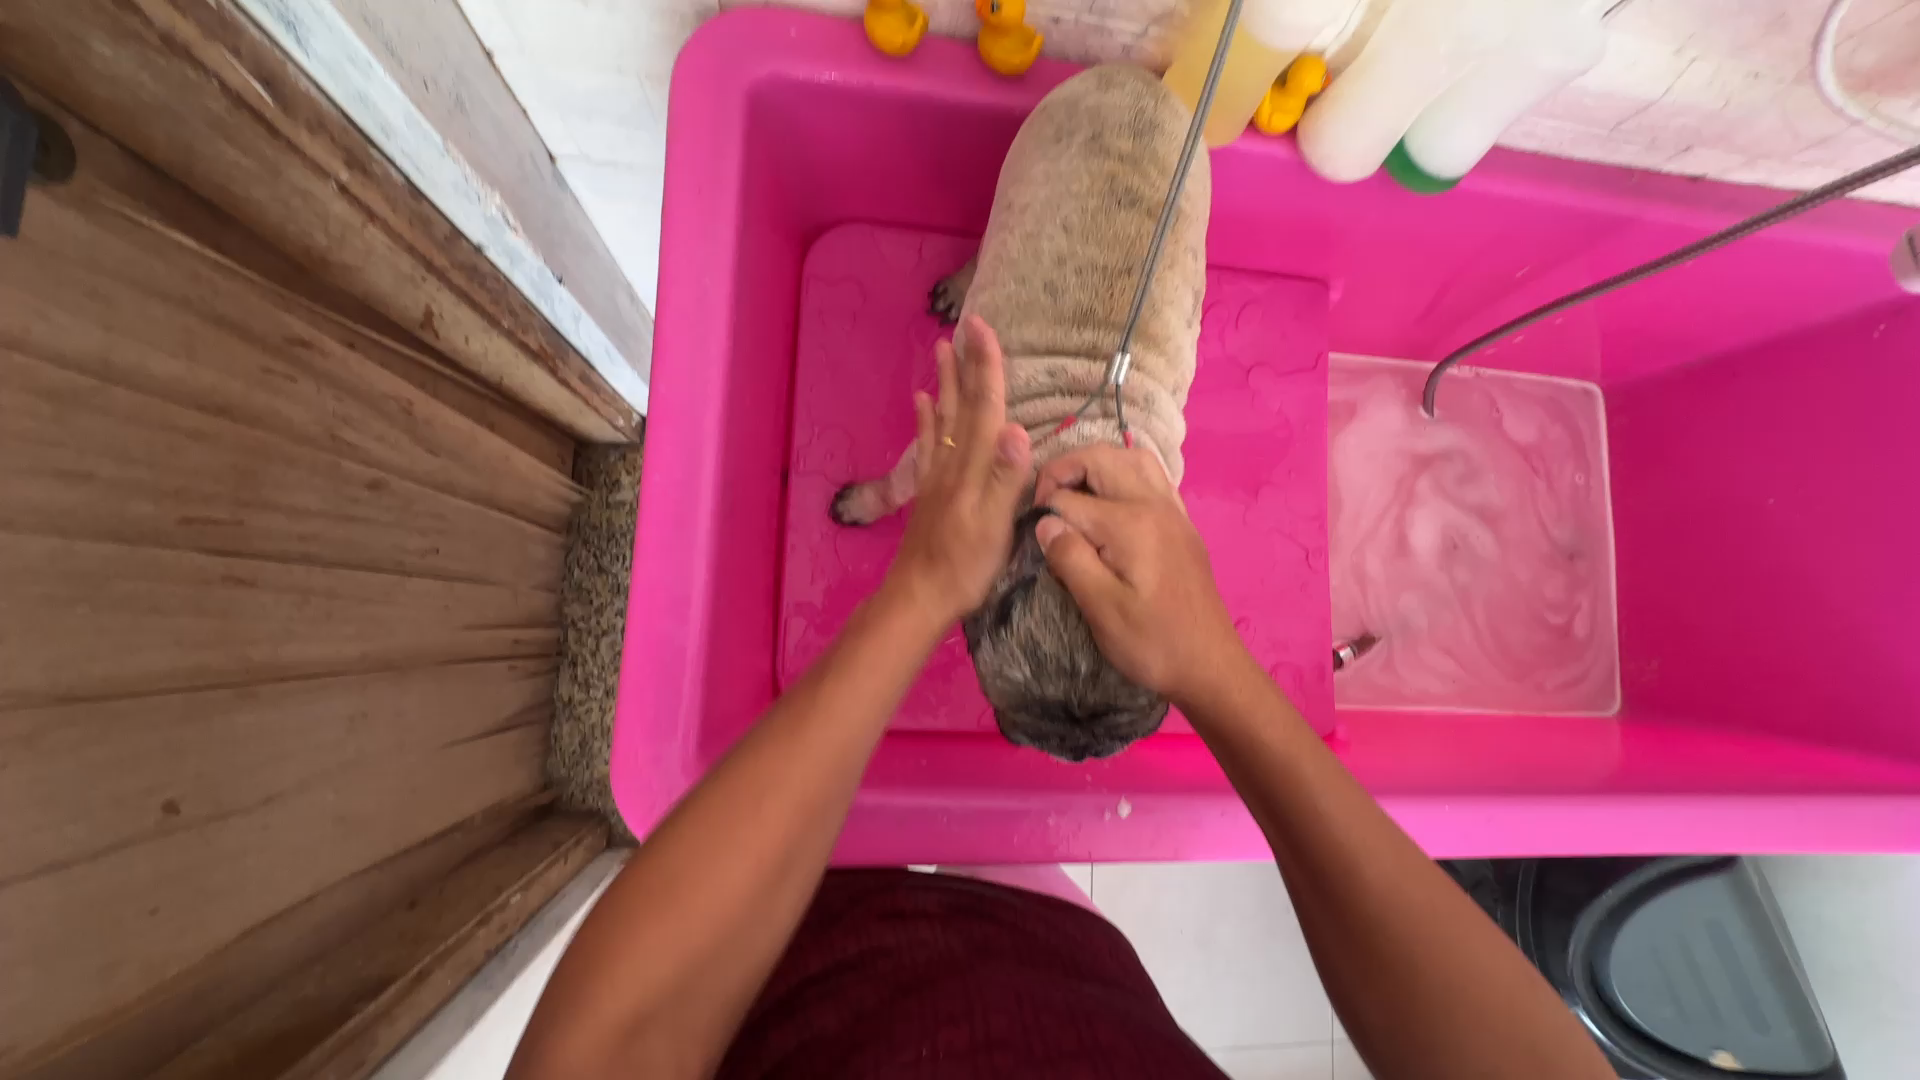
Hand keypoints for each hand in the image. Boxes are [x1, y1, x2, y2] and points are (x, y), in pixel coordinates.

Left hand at [886, 315, 1033, 625]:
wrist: (919, 596)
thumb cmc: (963, 566)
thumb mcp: (993, 527)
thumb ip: (1005, 479)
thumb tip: (1018, 429)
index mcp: (973, 468)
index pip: (984, 409)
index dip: (987, 369)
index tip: (984, 328)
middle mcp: (953, 464)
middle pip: (962, 406)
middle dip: (967, 364)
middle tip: (966, 324)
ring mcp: (938, 476)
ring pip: (943, 419)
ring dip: (946, 382)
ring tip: (942, 348)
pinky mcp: (929, 491)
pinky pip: (927, 446)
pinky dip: (925, 420)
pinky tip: (921, 401)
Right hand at [1032, 445, 1251, 707]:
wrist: (1209, 665)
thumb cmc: (1152, 642)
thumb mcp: (1101, 609)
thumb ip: (1070, 558)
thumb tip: (1045, 523)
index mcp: (1130, 525)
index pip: (1068, 499)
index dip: (1042, 513)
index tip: (1032, 539)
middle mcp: (1154, 505)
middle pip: (1102, 458)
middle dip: (1064, 469)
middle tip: (1043, 501)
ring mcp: (1173, 511)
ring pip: (1132, 457)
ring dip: (1096, 464)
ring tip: (1073, 492)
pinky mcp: (1181, 524)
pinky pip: (1152, 476)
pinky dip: (1123, 473)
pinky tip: (1109, 501)